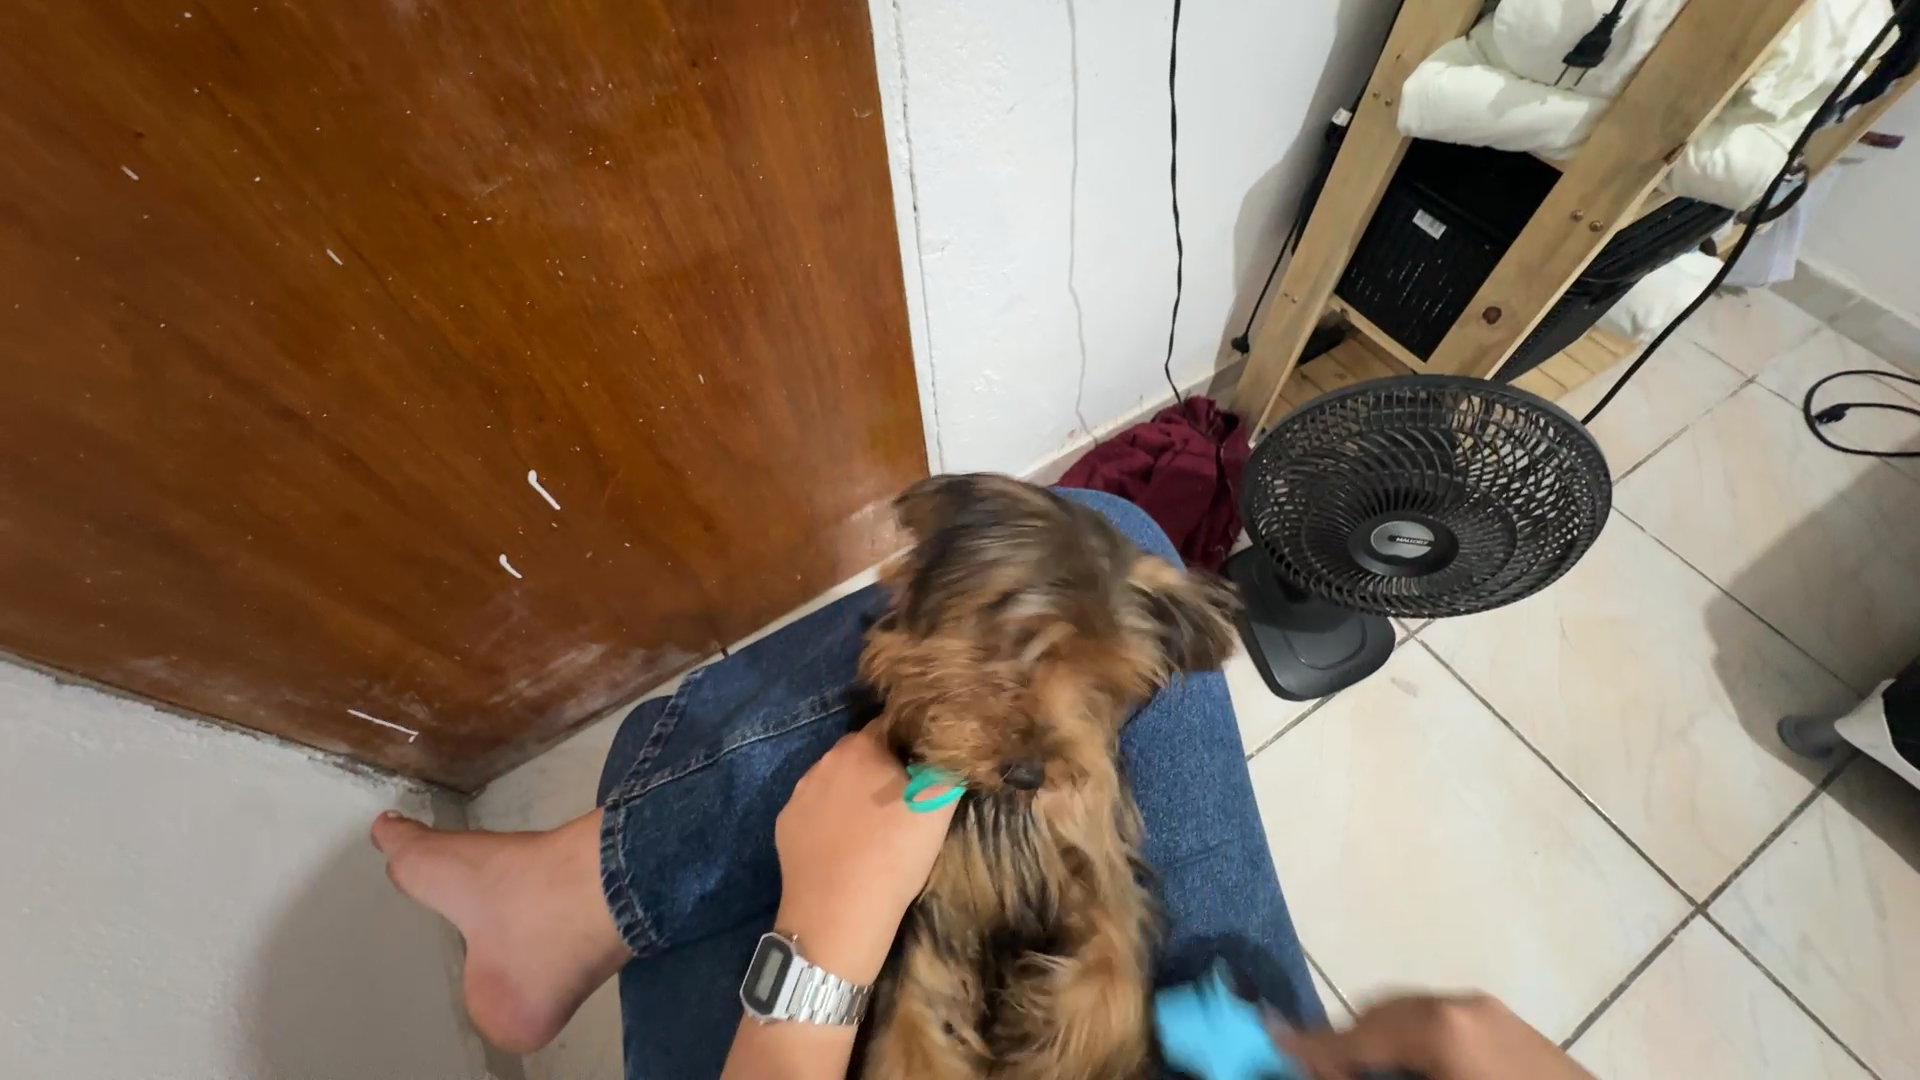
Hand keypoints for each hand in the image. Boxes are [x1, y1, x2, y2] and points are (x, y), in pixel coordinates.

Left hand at [772, 730, 957, 982]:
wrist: (839, 916)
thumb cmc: (894, 852)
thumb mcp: (939, 804)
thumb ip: (947, 765)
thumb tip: (949, 747)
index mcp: (860, 746)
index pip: (892, 728)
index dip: (911, 746)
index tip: (924, 769)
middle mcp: (824, 761)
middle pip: (861, 753)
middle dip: (881, 768)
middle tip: (903, 800)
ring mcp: (798, 795)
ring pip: (835, 782)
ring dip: (853, 793)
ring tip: (874, 828)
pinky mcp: (785, 827)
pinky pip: (815, 812)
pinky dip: (829, 820)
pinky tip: (845, 846)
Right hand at [1282, 993, 1593, 1079]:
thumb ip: (1366, 1074)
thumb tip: (1312, 1060)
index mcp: (1441, 1025)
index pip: (1358, 1032)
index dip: (1314, 1043)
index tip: (1276, 1040)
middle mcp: (1459, 1003)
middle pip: (1380, 1014)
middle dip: (1351, 1043)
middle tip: (1329, 1065)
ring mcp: (1489, 1011)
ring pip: (1410, 1015)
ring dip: (1384, 1043)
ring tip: (1372, 1069)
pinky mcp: (1514, 1027)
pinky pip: (1443, 1024)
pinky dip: (1419, 1044)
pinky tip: (1420, 1069)